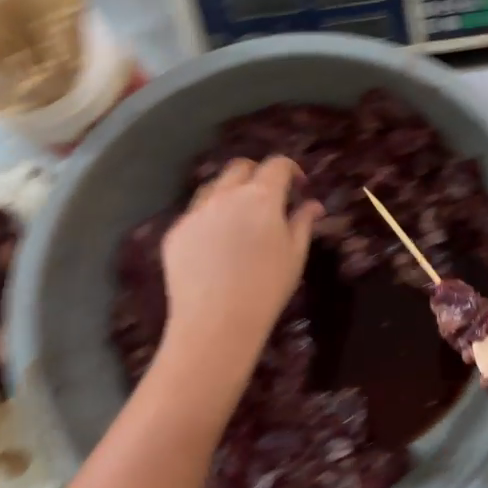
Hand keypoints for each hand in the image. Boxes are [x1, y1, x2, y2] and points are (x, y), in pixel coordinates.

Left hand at [155, 157, 320, 384]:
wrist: (216, 323)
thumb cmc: (266, 288)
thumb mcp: (295, 255)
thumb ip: (302, 222)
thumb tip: (312, 205)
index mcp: (261, 197)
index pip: (277, 165)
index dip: (291, 170)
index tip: (298, 186)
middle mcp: (226, 195)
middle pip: (240, 167)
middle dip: (258, 175)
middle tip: (269, 198)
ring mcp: (196, 212)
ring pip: (214, 187)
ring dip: (231, 192)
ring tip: (240, 220)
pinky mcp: (175, 232)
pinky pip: (195, 214)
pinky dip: (210, 219)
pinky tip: (216, 247)